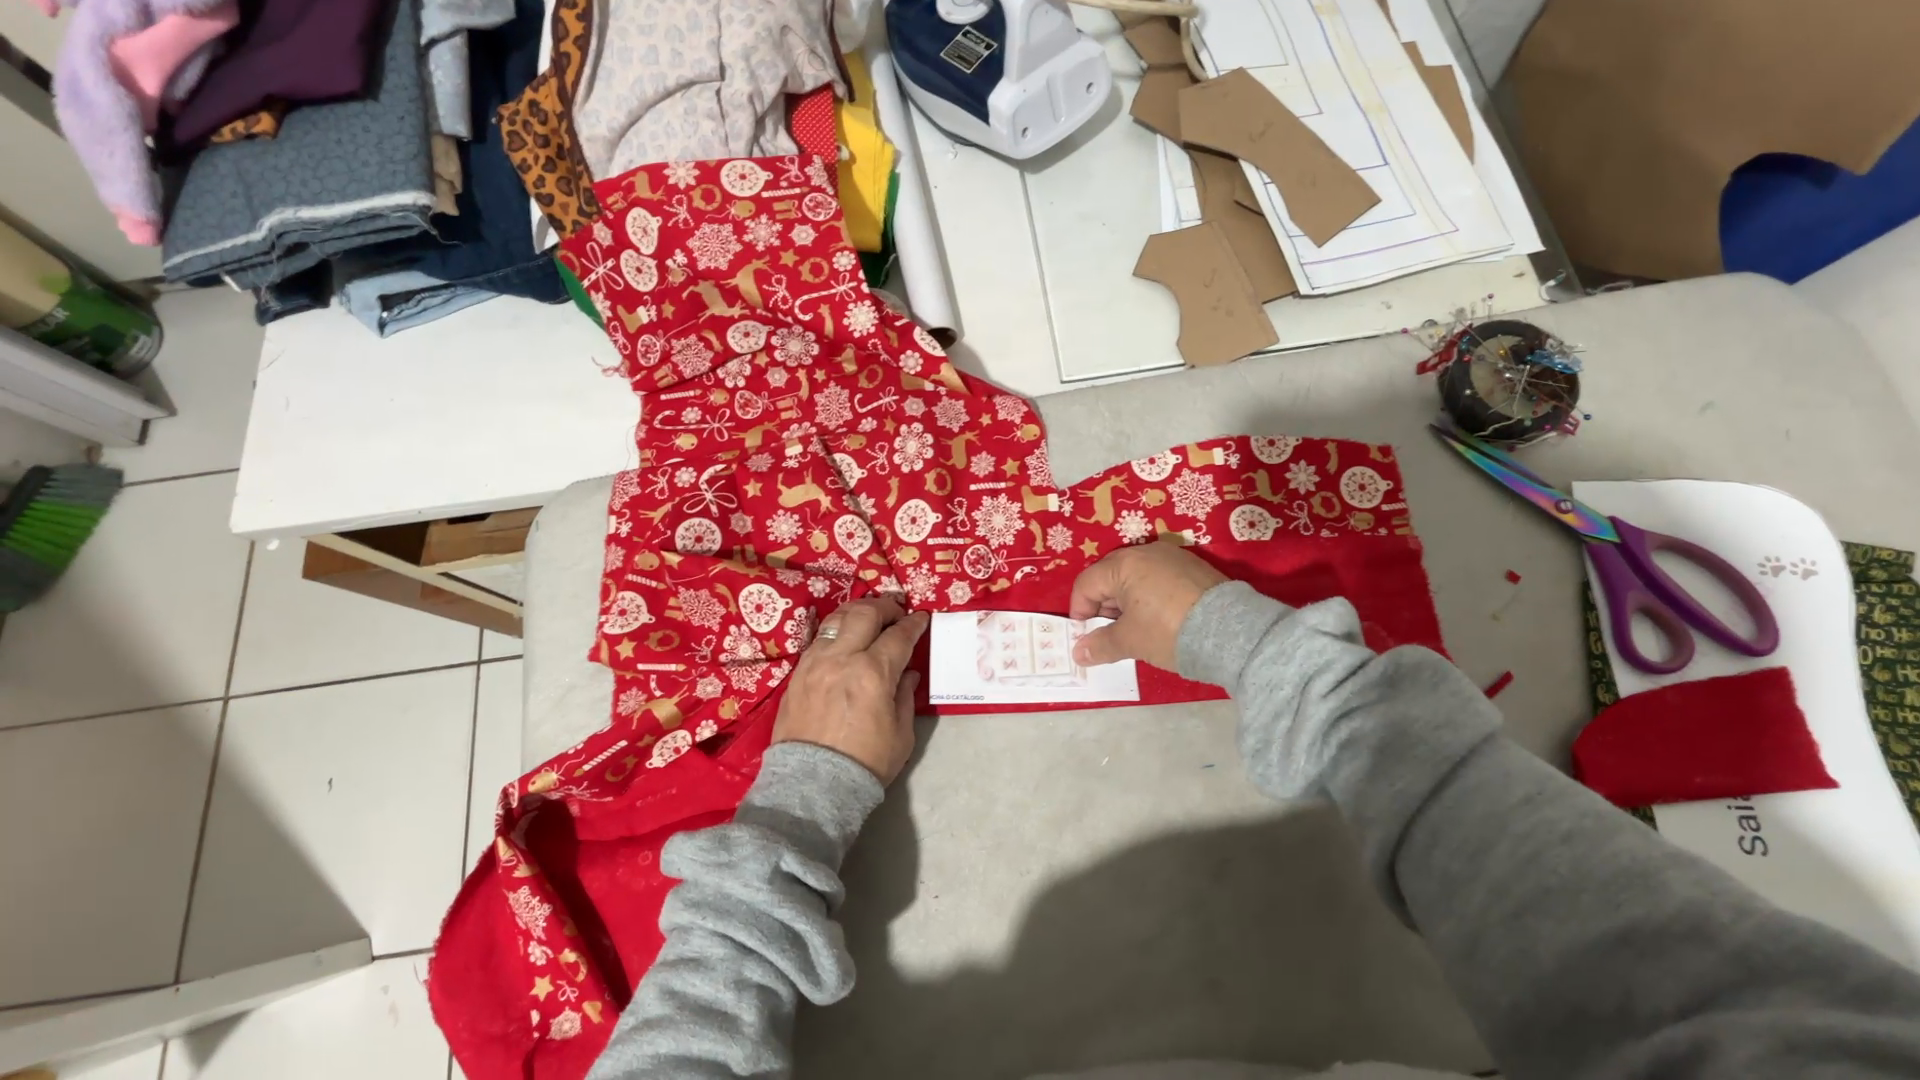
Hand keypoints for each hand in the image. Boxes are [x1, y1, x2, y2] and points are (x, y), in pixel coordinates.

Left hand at [773, 597, 929, 784]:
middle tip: (897, 611)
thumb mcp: (901, 734)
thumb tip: (906, 673)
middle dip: (885, 606)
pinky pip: (819, 639)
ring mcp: (815, 663)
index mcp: (873, 674)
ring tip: (870, 615)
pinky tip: (845, 637)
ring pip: (837, 620)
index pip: (898, 636)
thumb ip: (904, 695)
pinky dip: (837, 631)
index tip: (922, 618)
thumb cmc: (865, 762)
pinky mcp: (798, 673)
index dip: (914, 624)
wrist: (813, 785)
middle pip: (864, 614)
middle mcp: (842, 659)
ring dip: (857, 611)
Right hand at [1069, 542, 1227, 669]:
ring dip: (1127, 604)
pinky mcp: (1193, 568)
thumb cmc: (1168, 631)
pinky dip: (1150, 598)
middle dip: (1104, 608)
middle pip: (1110, 578)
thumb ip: (1100, 645)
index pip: (1086, 584)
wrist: (1231, 632)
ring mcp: (1172, 558)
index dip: (1081, 612)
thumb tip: (1079, 653)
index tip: (1087, 637)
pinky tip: (1160, 621)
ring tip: (1136, 631)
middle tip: (1111, 635)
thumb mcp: (1130, 641)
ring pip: (1135, 579)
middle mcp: (1145, 553)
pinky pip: (1159, 580)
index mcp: (1123, 565)